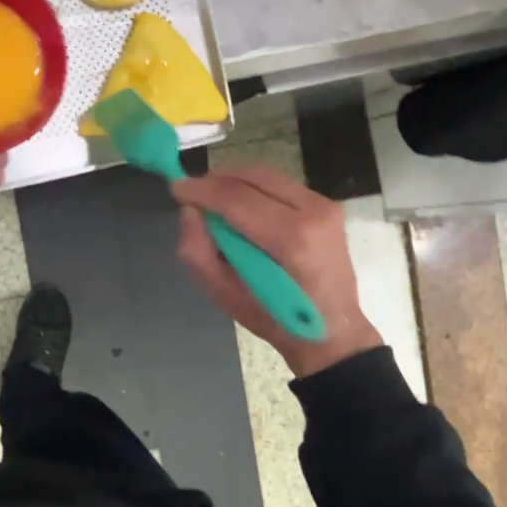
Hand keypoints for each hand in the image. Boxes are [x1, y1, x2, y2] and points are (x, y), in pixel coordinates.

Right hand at [172, 166, 382, 378]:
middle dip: (215, 180)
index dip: (201, 189)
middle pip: (252, 177)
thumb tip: (190, 211)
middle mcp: (312, 211)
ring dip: (234, 183)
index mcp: (290, 239)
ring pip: (266, 176)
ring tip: (212, 201)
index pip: (236, 197)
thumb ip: (198, 250)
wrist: (331, 330)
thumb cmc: (275, 320)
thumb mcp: (224, 294)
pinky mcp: (327, 206)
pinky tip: (239, 209)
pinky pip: (280, 185)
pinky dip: (253, 190)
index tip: (175, 188)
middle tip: (192, 195)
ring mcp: (324, 205)